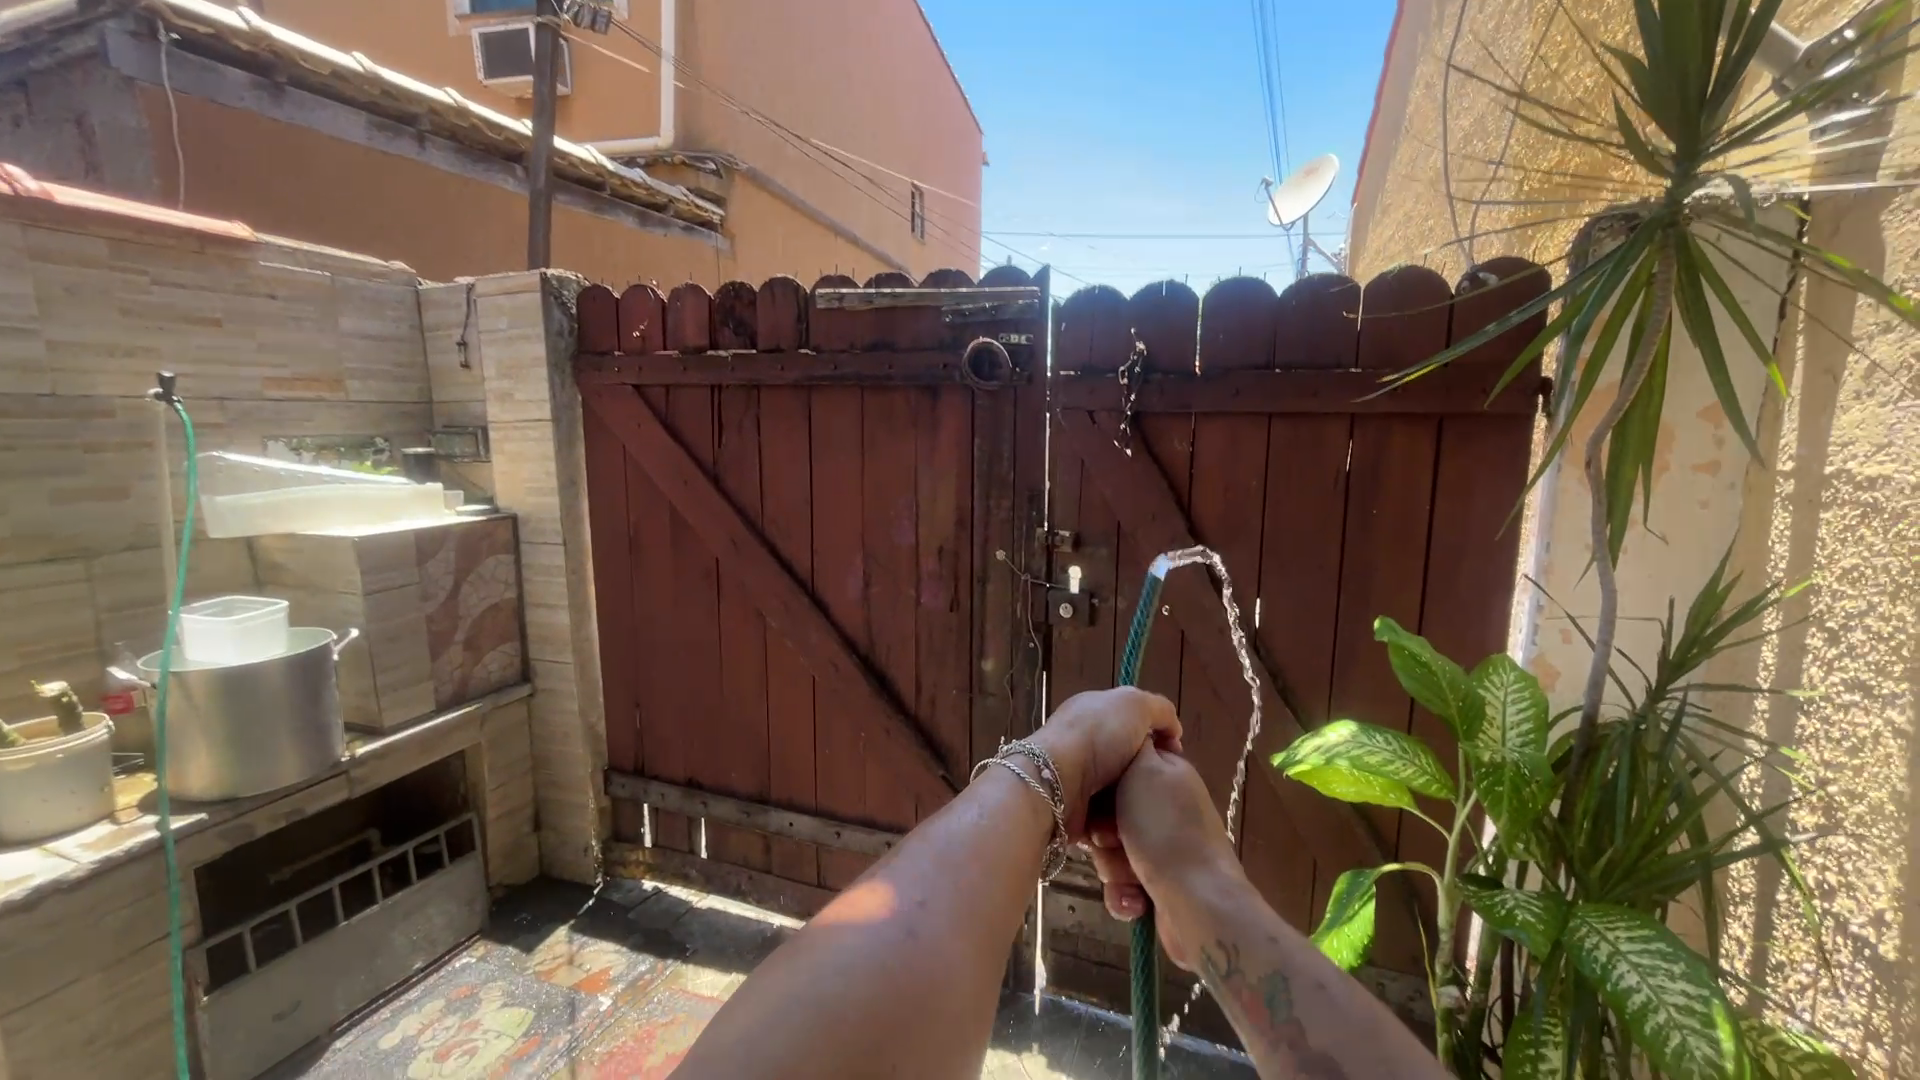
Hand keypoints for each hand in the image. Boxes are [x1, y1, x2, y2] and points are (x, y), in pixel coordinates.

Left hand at [1025, 688, 1180, 842]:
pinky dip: (1118, 823)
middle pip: (1128, 761)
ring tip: (1150, 810)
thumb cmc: (1098, 735)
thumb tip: (1173, 731)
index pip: (1132, 722)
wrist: (1056, 780)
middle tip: (1162, 788)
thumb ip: (1160, 710)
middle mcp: (1084, 742)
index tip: (1173, 755)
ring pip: (1120, 793)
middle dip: (1146, 775)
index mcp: (1094, 712)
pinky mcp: (1075, 809)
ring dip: (1134, 802)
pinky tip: (1131, 826)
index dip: (1156, 737)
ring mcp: (1078, 777)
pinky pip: (1107, 819)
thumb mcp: (1135, 704)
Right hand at [1085, 744, 1245, 971]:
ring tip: (1128, 875)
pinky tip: (1133, 900)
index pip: (1121, 766)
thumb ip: (1135, 747)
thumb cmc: (1165, 829)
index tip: (1094, 794)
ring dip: (1112, 866)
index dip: (1101, 780)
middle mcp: (1165, 808)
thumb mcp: (1145, 769)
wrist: (1197, 901)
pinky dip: (1123, 893)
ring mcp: (1163, 847)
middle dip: (1102, 832)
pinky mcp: (1158, 883)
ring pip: (1111, 849)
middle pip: (1109, 812)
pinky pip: (1122, 882)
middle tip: (1109, 838)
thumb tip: (1135, 735)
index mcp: (1167, 775)